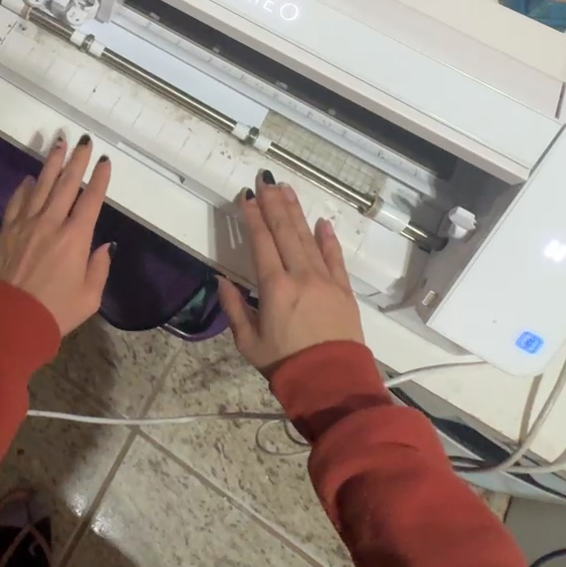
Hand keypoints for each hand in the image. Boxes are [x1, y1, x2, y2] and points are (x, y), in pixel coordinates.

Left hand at [0, 134, 114, 335]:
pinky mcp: (7, 229)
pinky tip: (31, 178)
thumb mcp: (90, 297)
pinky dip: (25, 187)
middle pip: (66, 184)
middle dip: (76, 160)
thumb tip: (103, 245)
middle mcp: (51, 223)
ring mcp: (26, 223)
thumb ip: (99, 267)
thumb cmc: (56, 311)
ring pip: (42, 186)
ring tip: (59, 144)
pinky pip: (17, 201)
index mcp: (75, 238)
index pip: (91, 200)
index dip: (99, 179)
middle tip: (83, 141)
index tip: (104, 161)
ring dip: (51, 163)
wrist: (11, 319)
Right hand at [217, 173, 363, 372]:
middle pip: (285, 231)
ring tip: (287, 189)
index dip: (252, 216)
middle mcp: (300, 276)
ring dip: (296, 212)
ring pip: (308, 238)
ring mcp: (325, 281)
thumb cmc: (285, 364)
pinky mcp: (344, 291)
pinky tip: (322, 222)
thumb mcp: (248, 341)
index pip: (261, 241)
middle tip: (266, 180)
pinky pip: (335, 258)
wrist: (334, 386)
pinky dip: (328, 239)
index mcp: (274, 287)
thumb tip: (221, 280)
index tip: (246, 196)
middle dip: (274, 203)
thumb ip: (234, 307)